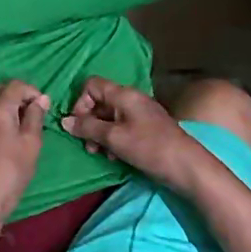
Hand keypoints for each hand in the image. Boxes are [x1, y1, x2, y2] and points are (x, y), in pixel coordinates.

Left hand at [0, 80, 49, 223]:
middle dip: (20, 94)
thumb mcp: (32, 140)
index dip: (33, 91)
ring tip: (25, 121)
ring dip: (9, 104)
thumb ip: (36, 115)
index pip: (16, 85)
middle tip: (36, 111)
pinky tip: (10, 130)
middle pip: (2, 89)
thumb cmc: (14, 167)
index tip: (45, 107)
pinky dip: (0, 114)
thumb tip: (41, 99)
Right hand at [61, 76, 209, 192]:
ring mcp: (140, 114)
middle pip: (99, 102)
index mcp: (124, 94)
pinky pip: (121, 128)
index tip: (79, 124)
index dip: (80, 102)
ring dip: (100, 134)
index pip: (92, 85)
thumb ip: (88, 127)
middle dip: (89, 122)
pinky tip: (114, 157)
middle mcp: (131, 99)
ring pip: (109, 117)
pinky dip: (113, 140)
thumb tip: (64, 120)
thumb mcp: (114, 138)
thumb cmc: (149, 147)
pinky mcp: (145, 129)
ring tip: (100, 153)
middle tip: (88, 145)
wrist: (186, 166)